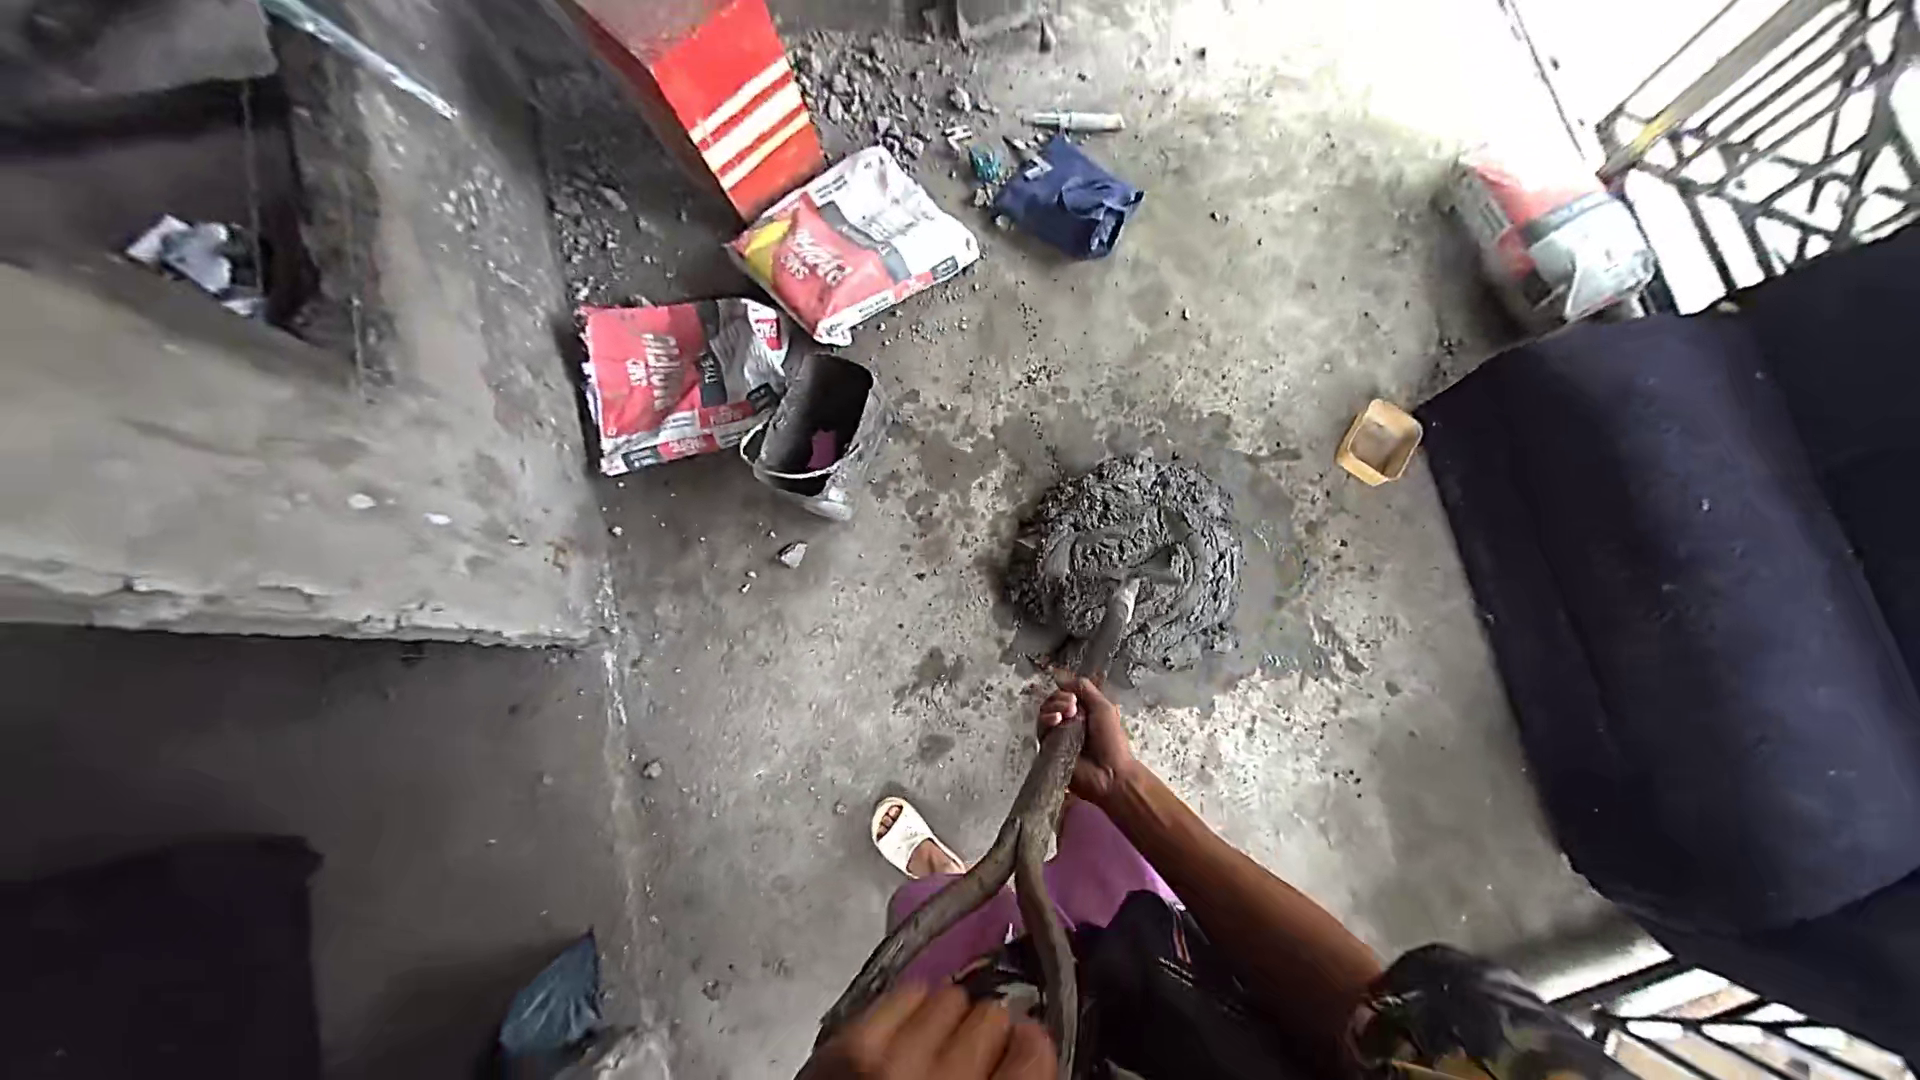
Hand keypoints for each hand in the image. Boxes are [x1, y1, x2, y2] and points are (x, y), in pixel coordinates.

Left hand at [800, 984, 1052, 1079]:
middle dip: (986, 1037)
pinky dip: (912, 1011)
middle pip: (991, 1016)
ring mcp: (891, 1062)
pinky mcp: (851, 1043)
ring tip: (933, 1054)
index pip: (1032, 1052)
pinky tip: (906, 1043)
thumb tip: (1034, 1044)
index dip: (1030, 1048)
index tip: (1022, 1051)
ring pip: (950, 996)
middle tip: (968, 1064)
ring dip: (948, 1023)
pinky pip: (908, 992)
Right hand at [1037, 674, 1138, 807]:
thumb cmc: (1111, 741)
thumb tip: (1060, 678)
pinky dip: (1046, 721)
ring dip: (1053, 708)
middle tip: (1072, 707)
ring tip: (1066, 715)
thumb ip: (1084, 688)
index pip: (1063, 695)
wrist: (1110, 773)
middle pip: (1051, 702)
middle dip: (1059, 699)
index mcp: (1081, 713)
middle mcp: (1067, 723)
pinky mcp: (1048, 749)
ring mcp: (1057, 736)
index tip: (1075, 698)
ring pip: (1044, 713)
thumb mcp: (1103, 707)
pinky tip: (1056, 721)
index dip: (1065, 692)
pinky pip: (1041, 730)